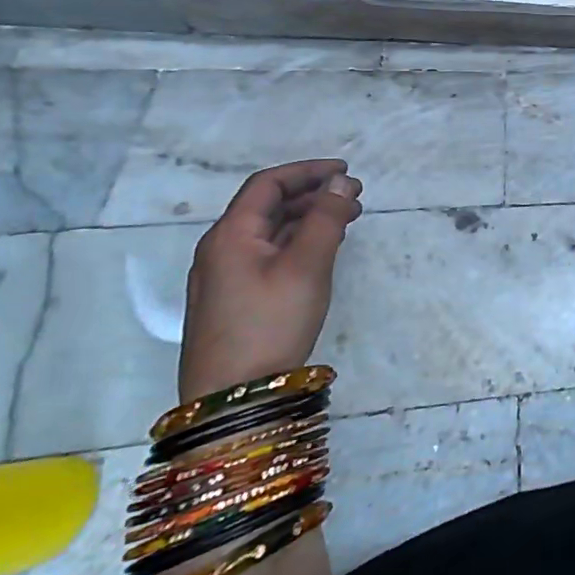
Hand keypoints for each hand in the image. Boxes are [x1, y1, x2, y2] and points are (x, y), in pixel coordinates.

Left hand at [179, 160, 363, 398]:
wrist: (230, 403)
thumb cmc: (269, 326)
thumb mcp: (306, 268)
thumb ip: (326, 219)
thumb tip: (340, 182)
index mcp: (230, 233)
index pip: (268, 183)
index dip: (308, 171)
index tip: (345, 173)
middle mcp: (220, 249)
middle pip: (267, 207)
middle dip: (312, 196)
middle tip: (354, 200)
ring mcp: (222, 278)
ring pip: (268, 234)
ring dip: (306, 221)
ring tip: (345, 224)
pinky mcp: (230, 302)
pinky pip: (265, 256)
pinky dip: (295, 245)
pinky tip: (318, 255)